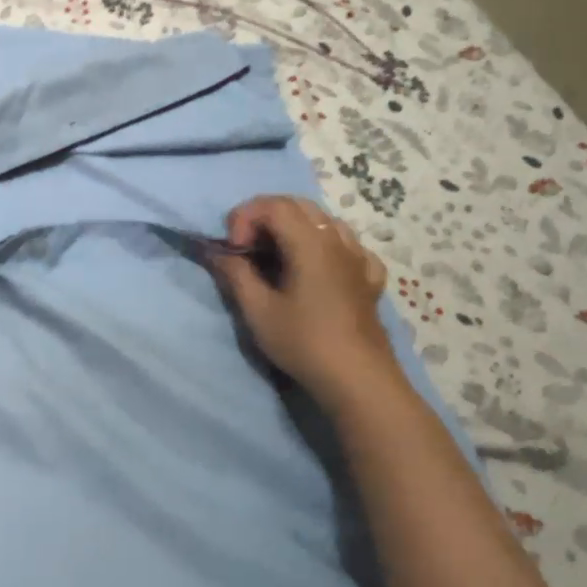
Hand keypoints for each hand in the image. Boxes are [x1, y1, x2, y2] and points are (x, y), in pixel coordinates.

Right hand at [211, 196, 395, 403]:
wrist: (359, 382)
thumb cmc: (303, 342)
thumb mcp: (256, 309)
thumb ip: (234, 272)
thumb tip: (217, 251)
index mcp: (311, 245)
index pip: (273, 204)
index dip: (244, 217)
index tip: (234, 249)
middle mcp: (338, 243)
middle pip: (298, 205)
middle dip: (264, 216)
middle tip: (247, 248)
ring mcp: (359, 260)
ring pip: (325, 221)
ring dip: (293, 227)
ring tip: (276, 256)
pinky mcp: (369, 280)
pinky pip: (349, 246)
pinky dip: (326, 246)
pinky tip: (318, 267)